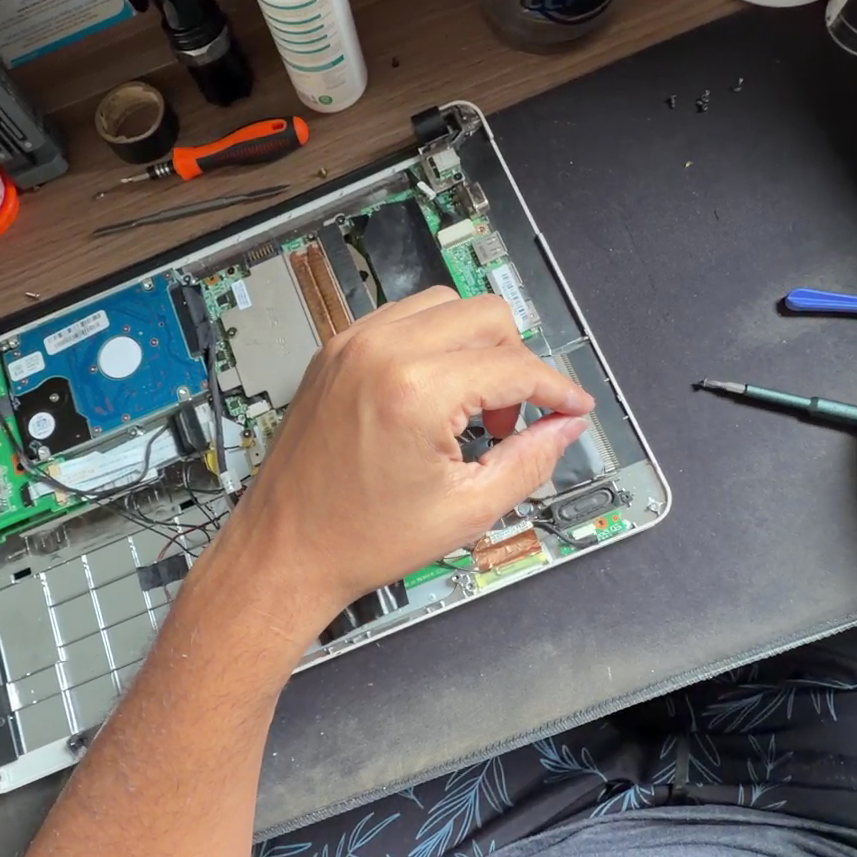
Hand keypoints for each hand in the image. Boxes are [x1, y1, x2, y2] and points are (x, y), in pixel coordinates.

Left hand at [201, 287, 593, 639]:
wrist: (285, 550)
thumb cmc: (357, 538)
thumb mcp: (466, 510)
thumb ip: (531, 460)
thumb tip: (564, 427)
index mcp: (415, 389)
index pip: (514, 366)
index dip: (556, 390)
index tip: (571, 408)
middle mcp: (380, 350)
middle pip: (487, 315)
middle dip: (517, 362)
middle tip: (512, 419)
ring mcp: (352, 344)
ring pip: (446, 306)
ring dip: (476, 346)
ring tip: (471, 406)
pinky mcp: (336, 350)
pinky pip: (404, 319)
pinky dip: (435, 343)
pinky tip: (436, 392)